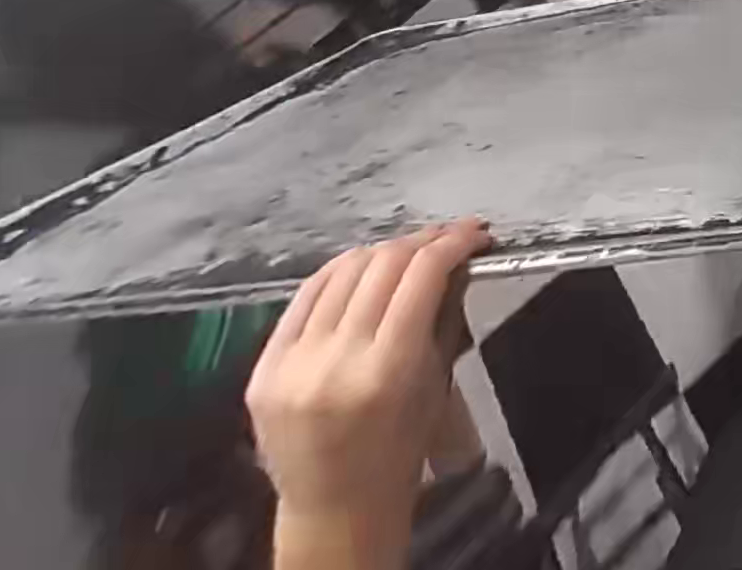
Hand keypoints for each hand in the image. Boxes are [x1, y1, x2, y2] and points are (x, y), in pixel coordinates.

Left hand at [247, 220, 491, 568]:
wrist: (334, 508)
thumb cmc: (402, 448)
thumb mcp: (437, 380)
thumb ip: (444, 313)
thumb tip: (458, 257)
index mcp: (386, 371)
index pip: (423, 275)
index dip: (454, 243)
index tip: (477, 233)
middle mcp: (334, 360)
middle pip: (385, 263)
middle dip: (426, 239)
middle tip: (452, 235)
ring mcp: (292, 362)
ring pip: (346, 268)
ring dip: (388, 248)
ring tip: (414, 249)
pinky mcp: (264, 364)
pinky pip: (309, 291)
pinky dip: (345, 268)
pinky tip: (368, 264)